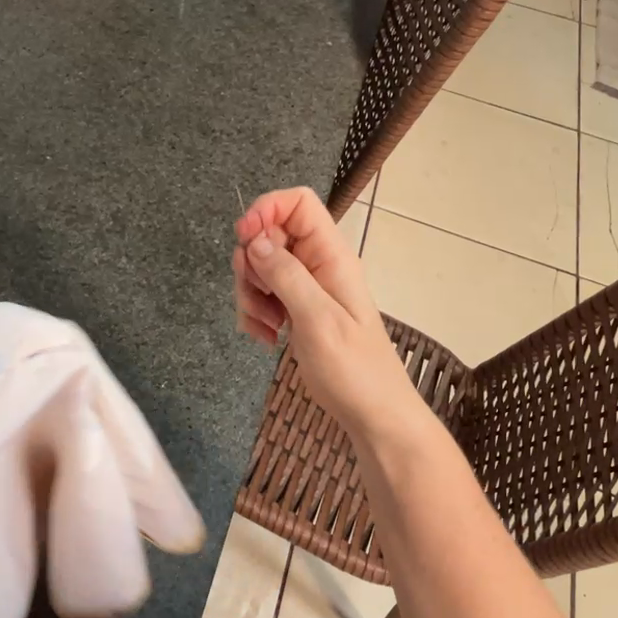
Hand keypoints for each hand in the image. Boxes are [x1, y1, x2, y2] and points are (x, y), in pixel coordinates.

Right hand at [231, 188, 419, 435]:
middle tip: (257, 296)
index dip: (266, 209)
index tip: (244, 238)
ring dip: (250, 293)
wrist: (373, 414)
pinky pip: (262, 295)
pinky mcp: (295, 309)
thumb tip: (255, 240)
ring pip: (260, 266)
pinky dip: (254, 313)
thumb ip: (286, 275)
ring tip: (267, 326)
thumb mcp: (318, 320)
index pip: (298, 203)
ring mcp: (306, 287)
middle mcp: (317, 264)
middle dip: (251, 263)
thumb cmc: (354, 368)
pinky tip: (266, 338)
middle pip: (269, 234)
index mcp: (331, 255)